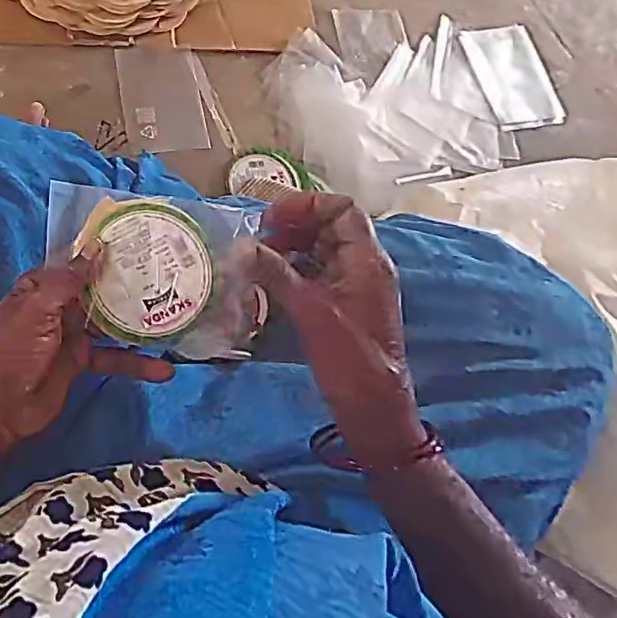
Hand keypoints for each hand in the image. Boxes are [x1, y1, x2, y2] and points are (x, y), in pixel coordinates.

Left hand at [0, 254, 174, 465]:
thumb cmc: (12, 352)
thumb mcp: (37, 310)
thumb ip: (67, 279)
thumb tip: (95, 246)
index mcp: (39, 286)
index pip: (72, 260)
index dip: (98, 249)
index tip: (131, 237)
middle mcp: (57, 305)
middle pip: (95, 286)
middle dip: (123, 278)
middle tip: (162, 266)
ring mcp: (70, 332)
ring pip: (108, 319)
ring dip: (135, 317)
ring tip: (171, 308)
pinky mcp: (81, 360)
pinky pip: (113, 356)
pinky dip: (136, 362)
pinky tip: (164, 368)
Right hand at [251, 192, 427, 463]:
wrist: (374, 412)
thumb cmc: (348, 359)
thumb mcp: (309, 310)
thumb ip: (275, 273)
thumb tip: (241, 246)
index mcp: (366, 260)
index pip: (342, 209)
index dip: (307, 205)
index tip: (272, 218)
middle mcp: (364, 266)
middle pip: (331, 225)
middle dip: (294, 223)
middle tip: (260, 236)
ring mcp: (356, 285)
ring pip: (323, 248)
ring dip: (292, 244)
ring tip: (260, 255)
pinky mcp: (345, 304)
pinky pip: (319, 271)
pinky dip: (295, 266)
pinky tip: (271, 277)